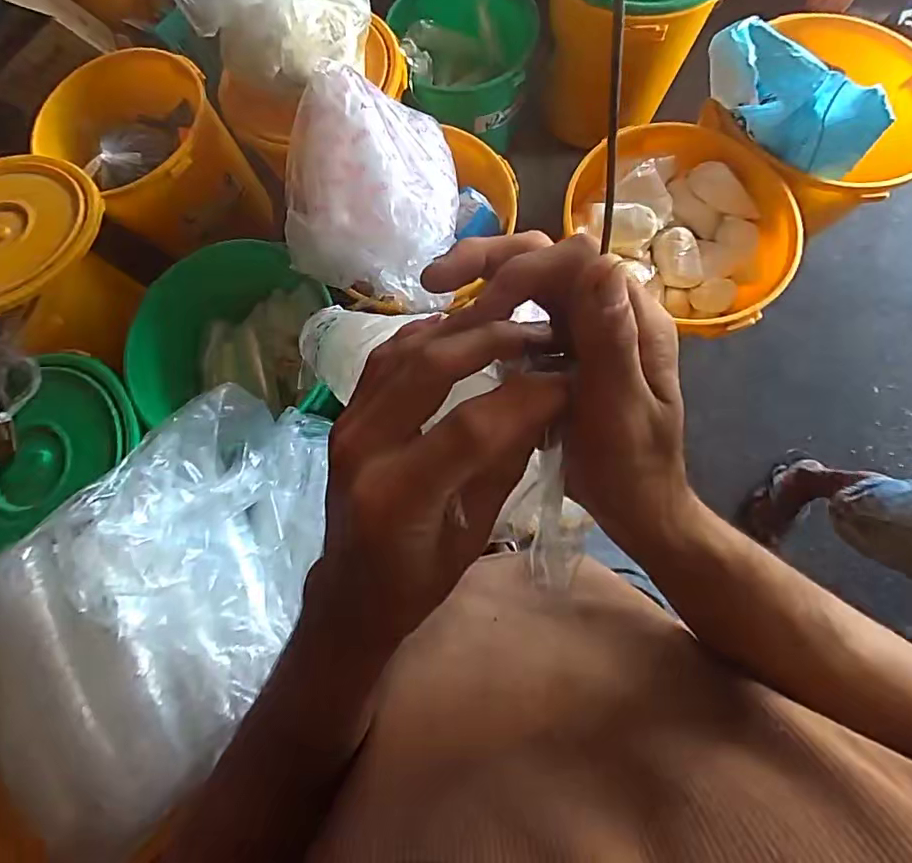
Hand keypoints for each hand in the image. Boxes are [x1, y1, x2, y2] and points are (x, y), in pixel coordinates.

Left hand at [309, 309, 567, 656]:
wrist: (351, 590)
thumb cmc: (418, 579)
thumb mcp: (474, 533)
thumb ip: (506, 461)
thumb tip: (549, 398)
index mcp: (397, 496)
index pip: (472, 426)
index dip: (527, 395)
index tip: (568, 377)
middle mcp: (362, 449)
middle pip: (429, 367)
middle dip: (492, 340)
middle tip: (539, 333)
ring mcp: (345, 425)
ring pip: (402, 352)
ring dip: (457, 328)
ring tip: (505, 320)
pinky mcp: (343, 414)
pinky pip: (383, 359)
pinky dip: (421, 336)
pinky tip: (455, 327)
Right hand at [421, 234, 696, 553]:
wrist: (638, 506)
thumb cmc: (632, 467)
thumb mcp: (620, 410)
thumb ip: (612, 341)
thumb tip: (601, 266)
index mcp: (632, 316)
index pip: (574, 259)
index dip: (523, 270)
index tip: (481, 308)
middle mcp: (607, 308)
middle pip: (546, 255)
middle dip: (488, 259)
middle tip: (435, 281)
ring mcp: (583, 324)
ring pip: (529, 278)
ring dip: (482, 278)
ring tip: (437, 292)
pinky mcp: (562, 344)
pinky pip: (521, 311)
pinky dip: (487, 310)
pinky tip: (459, 330)